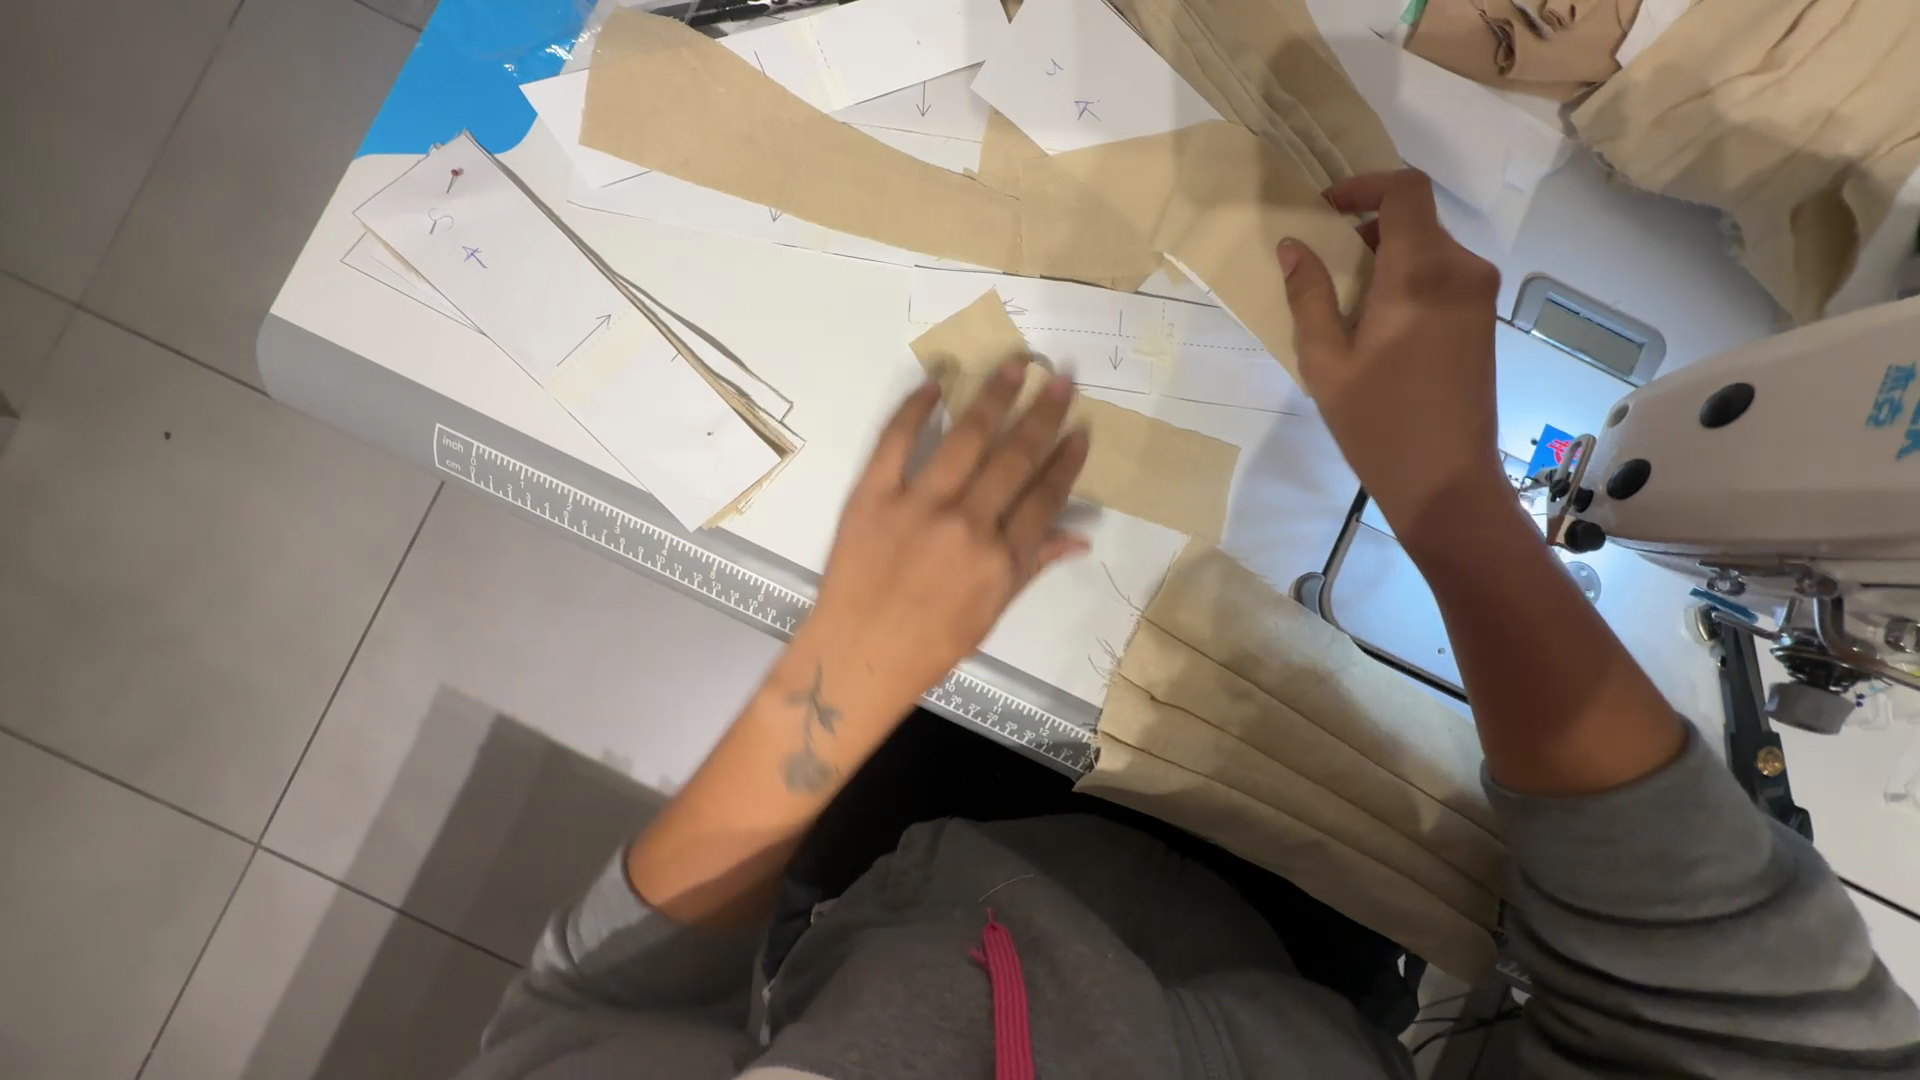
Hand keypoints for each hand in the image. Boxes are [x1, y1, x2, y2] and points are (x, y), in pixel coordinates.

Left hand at [797, 359, 1090, 718]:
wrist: (857, 656)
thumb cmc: (930, 645)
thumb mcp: (992, 614)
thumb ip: (1033, 566)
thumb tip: (1080, 537)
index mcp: (1000, 558)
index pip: (1045, 497)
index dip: (1066, 461)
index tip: (1081, 429)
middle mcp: (966, 524)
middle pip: (1014, 458)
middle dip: (1042, 415)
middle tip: (1060, 379)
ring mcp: (917, 504)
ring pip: (966, 439)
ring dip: (994, 398)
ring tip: (1015, 365)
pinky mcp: (872, 495)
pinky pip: (896, 441)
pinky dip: (915, 409)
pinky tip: (936, 384)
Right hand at [1279, 169, 1507, 545]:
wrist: (1445, 479)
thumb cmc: (1376, 423)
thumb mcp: (1325, 363)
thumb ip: (1309, 298)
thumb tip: (1294, 248)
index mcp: (1421, 274)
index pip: (1405, 191)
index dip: (1365, 186)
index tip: (1326, 210)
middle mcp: (1461, 270)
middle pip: (1416, 219)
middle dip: (1366, 230)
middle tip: (1322, 268)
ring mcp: (1478, 295)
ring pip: (1429, 248)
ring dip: (1385, 259)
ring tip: (1343, 304)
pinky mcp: (1482, 318)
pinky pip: (1441, 276)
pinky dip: (1405, 280)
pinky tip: (1375, 325)